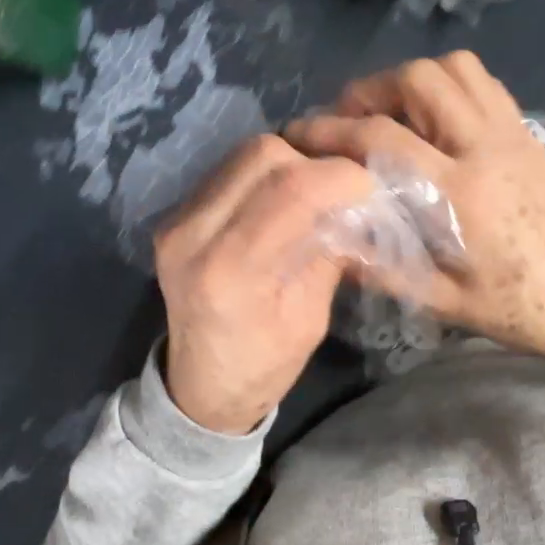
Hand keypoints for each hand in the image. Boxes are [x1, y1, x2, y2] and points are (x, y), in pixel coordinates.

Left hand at [154, 135, 374, 433]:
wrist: (201, 388)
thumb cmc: (263, 368)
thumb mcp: (310, 318)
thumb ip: (327, 253)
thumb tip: (356, 204)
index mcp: (229, 271)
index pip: (291, 190)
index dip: (340, 178)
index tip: (370, 188)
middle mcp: (193, 235)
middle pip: (262, 156)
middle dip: (313, 164)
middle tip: (341, 191)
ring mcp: (176, 222)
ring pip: (243, 156)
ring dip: (289, 165)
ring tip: (314, 194)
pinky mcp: (173, 217)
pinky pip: (227, 173)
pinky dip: (264, 177)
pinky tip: (281, 203)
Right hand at [285, 52, 544, 372]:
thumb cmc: (509, 304)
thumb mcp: (438, 300)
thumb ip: (382, 267)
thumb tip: (327, 234)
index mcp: (460, 194)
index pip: (385, 138)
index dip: (333, 129)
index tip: (300, 133)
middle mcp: (486, 149)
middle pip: (421, 81)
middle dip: (371, 89)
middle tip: (346, 117)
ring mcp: (511, 133)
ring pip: (455, 68)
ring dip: (411, 79)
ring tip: (387, 110)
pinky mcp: (524, 131)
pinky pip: (482, 81)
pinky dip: (446, 83)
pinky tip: (429, 115)